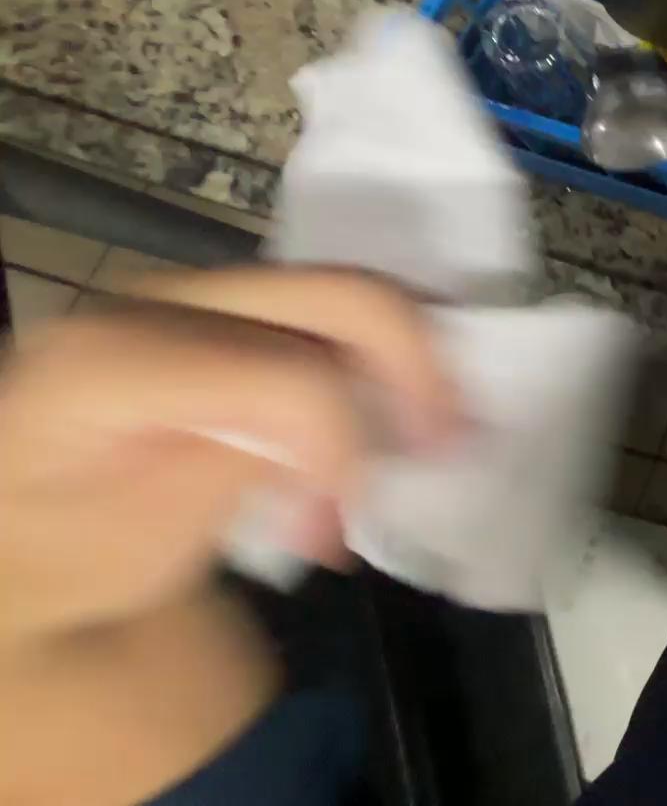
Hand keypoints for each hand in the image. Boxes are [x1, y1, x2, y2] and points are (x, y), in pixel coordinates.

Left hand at [0, 267, 457, 646]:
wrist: (31, 530)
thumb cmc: (66, 550)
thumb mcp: (136, 538)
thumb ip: (242, 467)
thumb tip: (346, 451)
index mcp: (107, 361)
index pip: (281, 376)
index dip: (342, 441)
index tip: (342, 520)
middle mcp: (167, 301)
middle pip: (343, 300)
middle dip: (418, 371)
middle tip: (447, 443)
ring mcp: (216, 294)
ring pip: (366, 296)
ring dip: (423, 361)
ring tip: (441, 430)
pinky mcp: (256, 307)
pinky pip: (358, 310)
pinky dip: (405, 352)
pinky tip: (415, 403)